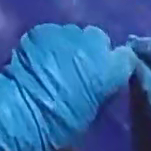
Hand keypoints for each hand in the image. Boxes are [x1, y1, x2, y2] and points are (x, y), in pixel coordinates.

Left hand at [0, 24, 131, 150]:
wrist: (25, 106)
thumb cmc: (64, 121)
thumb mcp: (95, 110)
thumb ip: (104, 88)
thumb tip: (104, 81)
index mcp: (107, 67)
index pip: (125, 57)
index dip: (117, 63)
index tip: (111, 72)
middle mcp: (89, 43)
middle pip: (98, 38)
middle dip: (93, 49)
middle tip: (84, 66)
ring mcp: (63, 32)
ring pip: (74, 33)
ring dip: (71, 45)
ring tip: (61, 61)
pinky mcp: (42, 28)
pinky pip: (53, 33)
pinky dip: (51, 43)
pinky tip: (44, 58)